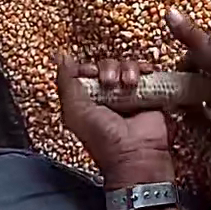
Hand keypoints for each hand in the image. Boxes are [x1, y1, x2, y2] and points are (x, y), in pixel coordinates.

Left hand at [56, 51, 174, 187]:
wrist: (136, 153)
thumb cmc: (103, 139)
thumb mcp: (75, 111)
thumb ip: (66, 83)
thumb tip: (61, 56)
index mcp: (88, 99)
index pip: (87, 71)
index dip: (89, 68)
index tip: (92, 74)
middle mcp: (108, 96)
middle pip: (108, 66)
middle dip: (109, 69)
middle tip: (110, 82)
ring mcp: (129, 95)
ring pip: (127, 66)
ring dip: (127, 68)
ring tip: (129, 83)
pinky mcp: (149, 95)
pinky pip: (147, 73)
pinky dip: (145, 69)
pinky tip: (144, 75)